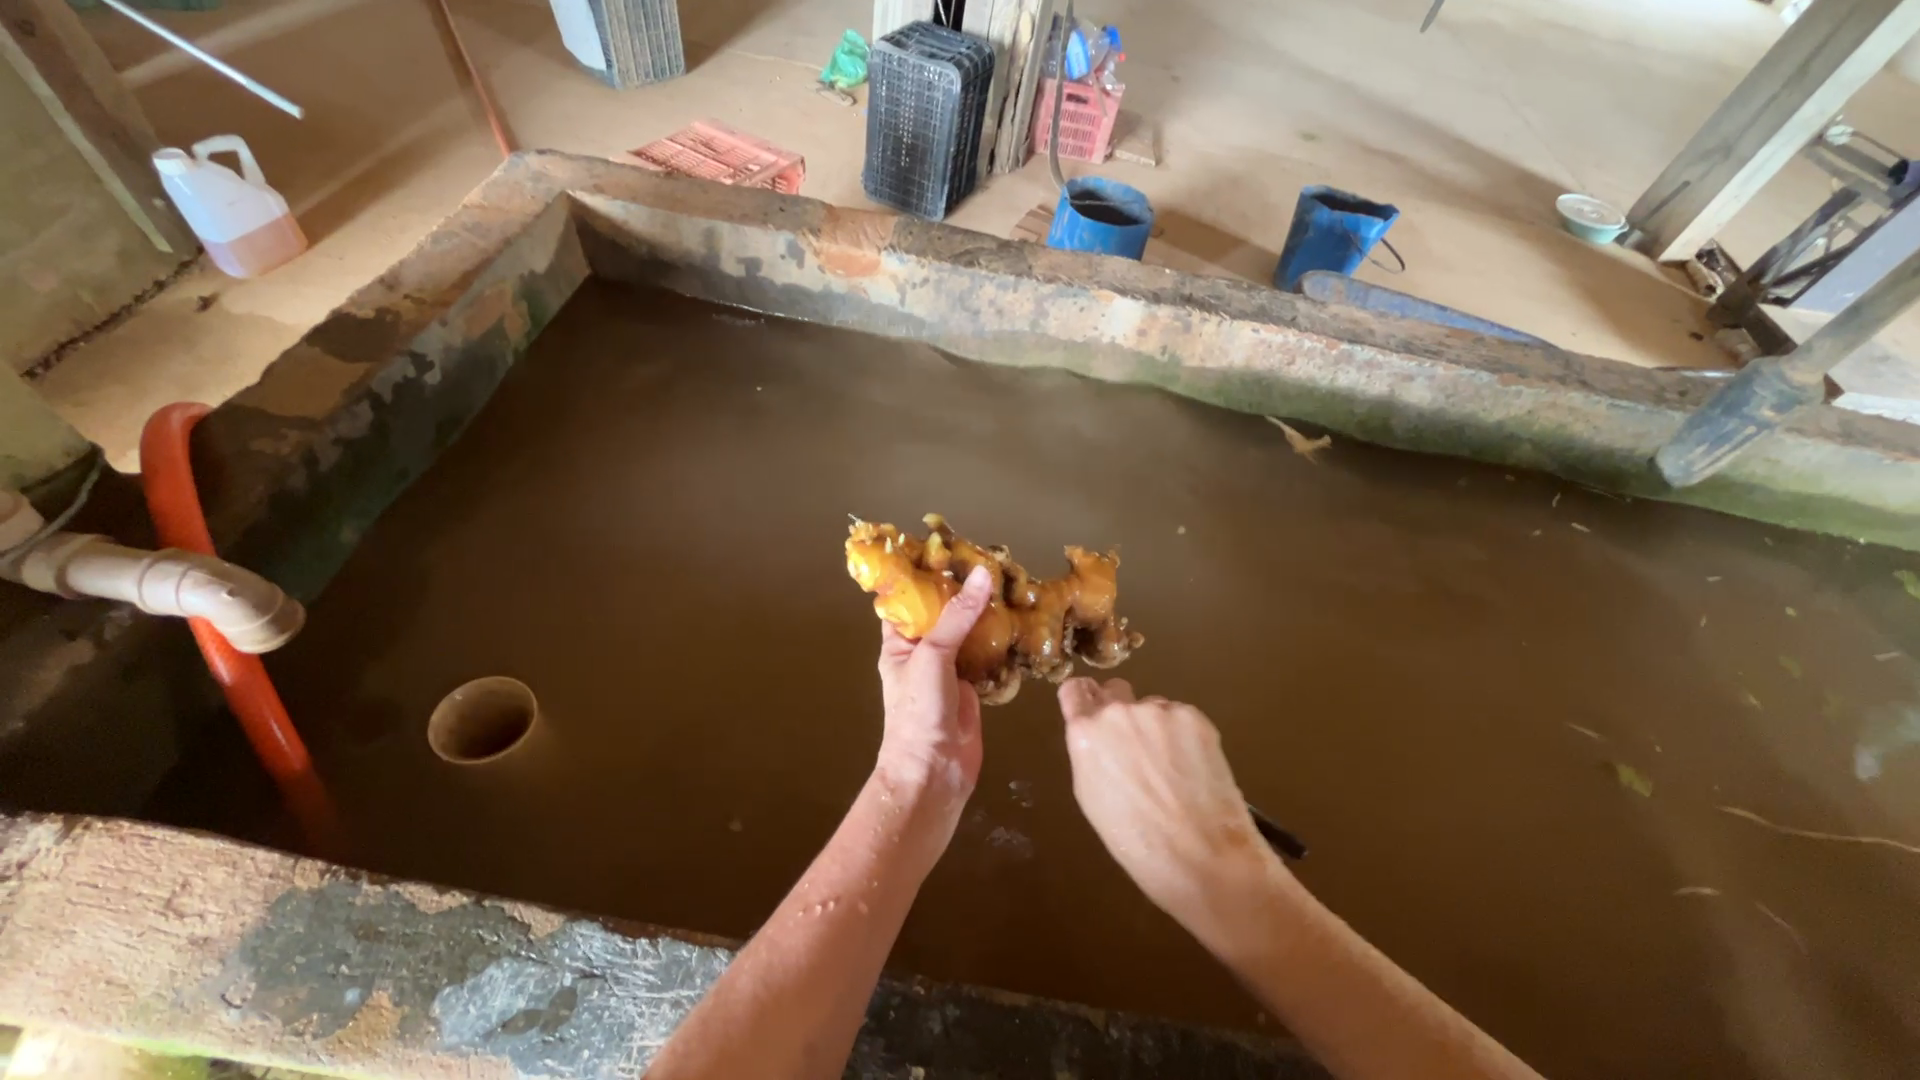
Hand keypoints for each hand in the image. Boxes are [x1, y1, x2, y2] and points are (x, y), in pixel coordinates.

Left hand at [876, 564, 991, 805]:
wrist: (934, 771)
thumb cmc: (919, 710)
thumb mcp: (933, 655)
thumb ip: (958, 615)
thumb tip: (982, 573)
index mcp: (900, 641)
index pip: (907, 598)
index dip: (923, 574)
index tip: (948, 547)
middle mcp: (923, 650)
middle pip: (944, 612)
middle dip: (964, 590)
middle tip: (992, 560)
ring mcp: (950, 668)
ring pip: (969, 631)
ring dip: (986, 612)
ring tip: (1011, 582)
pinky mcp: (974, 685)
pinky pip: (988, 654)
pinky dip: (1002, 639)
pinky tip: (1021, 619)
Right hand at [1057, 678, 1290, 949]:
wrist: (1201, 856)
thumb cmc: (1135, 840)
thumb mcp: (1091, 796)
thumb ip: (1089, 754)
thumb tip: (1097, 737)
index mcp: (1086, 733)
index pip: (1075, 690)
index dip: (1084, 701)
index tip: (1091, 713)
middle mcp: (1119, 712)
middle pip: (1115, 692)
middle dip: (1120, 712)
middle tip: (1136, 747)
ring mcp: (1159, 711)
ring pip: (1152, 707)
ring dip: (1156, 727)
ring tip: (1172, 768)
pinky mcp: (1194, 718)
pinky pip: (1181, 718)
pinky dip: (1184, 736)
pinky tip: (1193, 768)